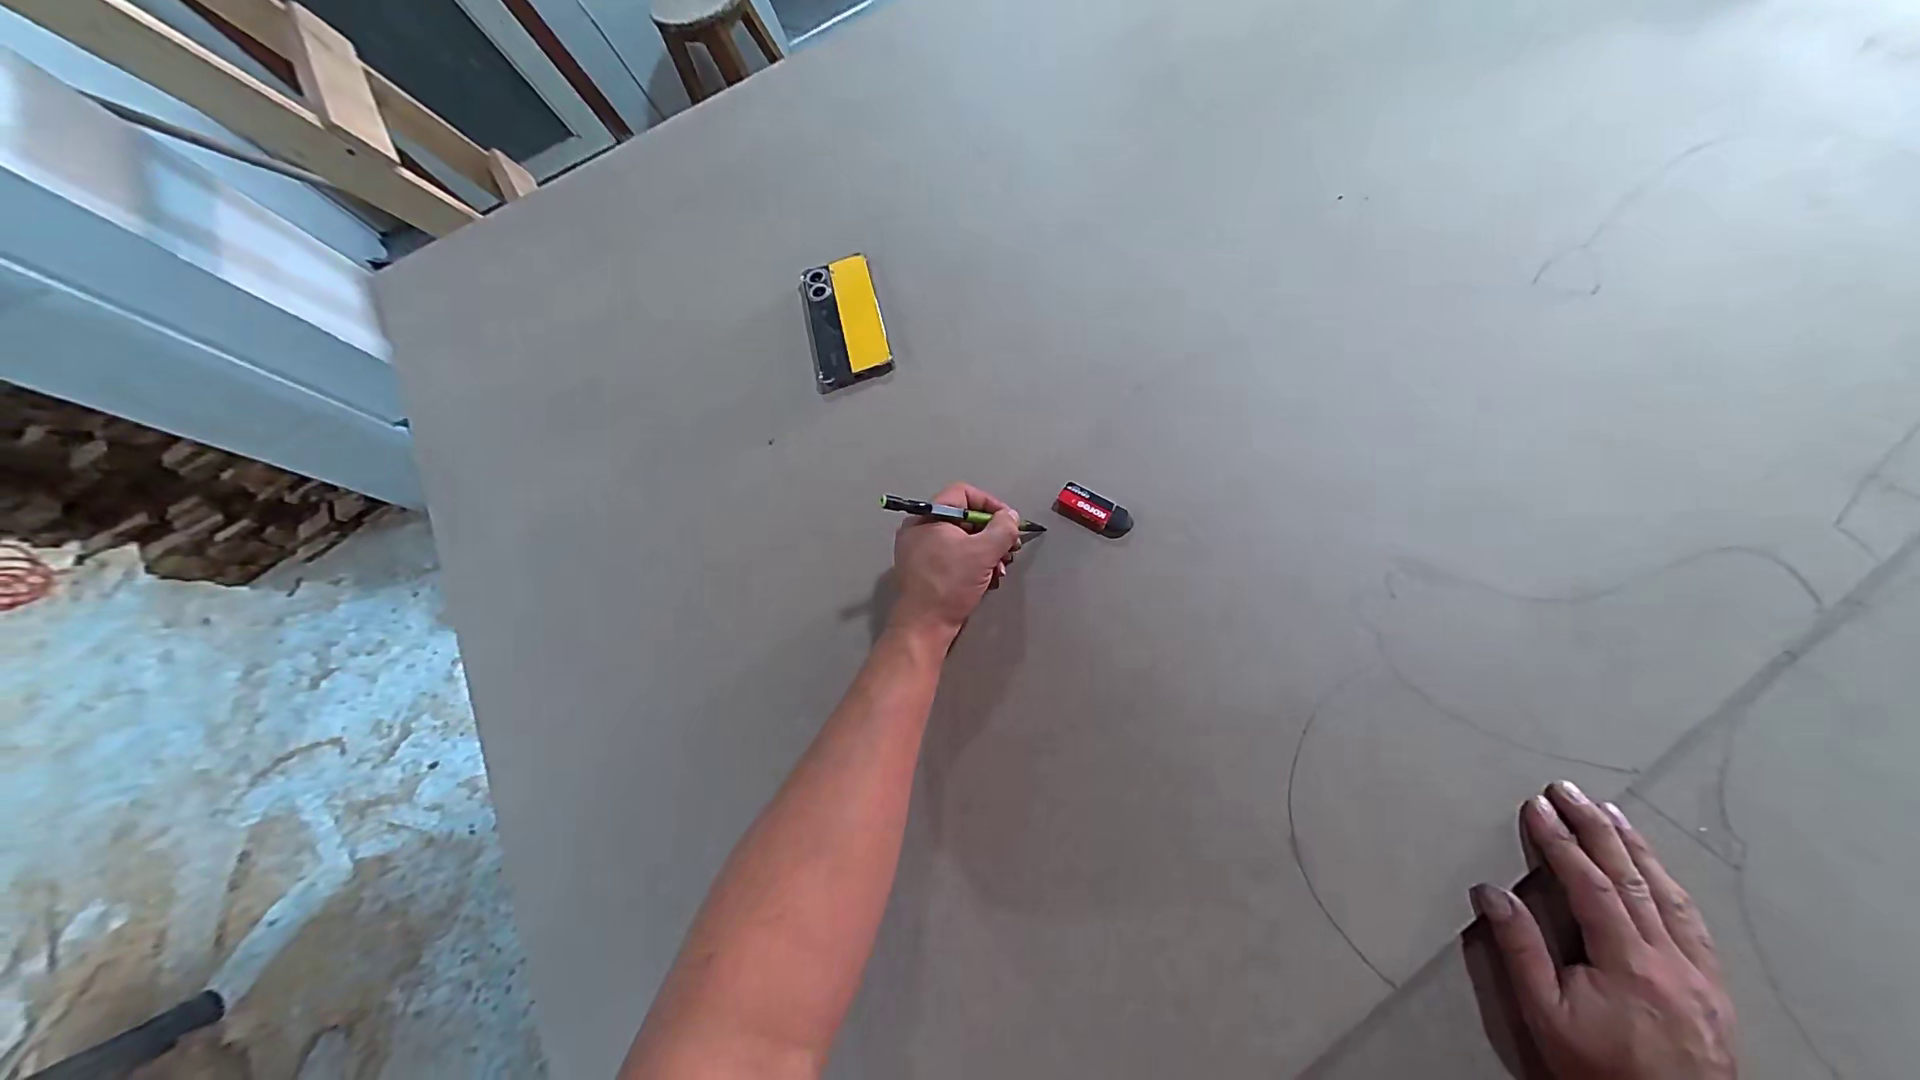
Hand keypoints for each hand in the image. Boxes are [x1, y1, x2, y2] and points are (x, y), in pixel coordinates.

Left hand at [889, 482, 1022, 643]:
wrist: (925, 626)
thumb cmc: (948, 585)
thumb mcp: (983, 552)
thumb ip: (1003, 528)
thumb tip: (1011, 517)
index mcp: (926, 518)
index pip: (963, 493)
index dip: (990, 504)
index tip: (1008, 521)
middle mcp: (921, 530)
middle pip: (965, 518)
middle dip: (992, 533)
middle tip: (1010, 548)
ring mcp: (922, 552)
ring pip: (964, 540)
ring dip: (988, 553)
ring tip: (1000, 568)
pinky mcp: (928, 572)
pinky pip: (956, 558)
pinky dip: (975, 565)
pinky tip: (988, 580)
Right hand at [1472, 783, 1736, 1079]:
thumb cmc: (1599, 1070)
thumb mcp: (1545, 1014)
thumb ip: (1519, 950)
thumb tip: (1491, 892)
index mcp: (1630, 965)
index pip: (1592, 885)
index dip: (1561, 841)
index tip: (1535, 807)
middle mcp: (1673, 963)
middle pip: (1633, 880)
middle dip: (1596, 829)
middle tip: (1569, 791)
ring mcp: (1702, 976)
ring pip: (1670, 897)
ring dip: (1636, 848)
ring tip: (1611, 813)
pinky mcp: (1716, 991)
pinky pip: (1694, 924)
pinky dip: (1669, 885)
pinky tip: (1656, 870)